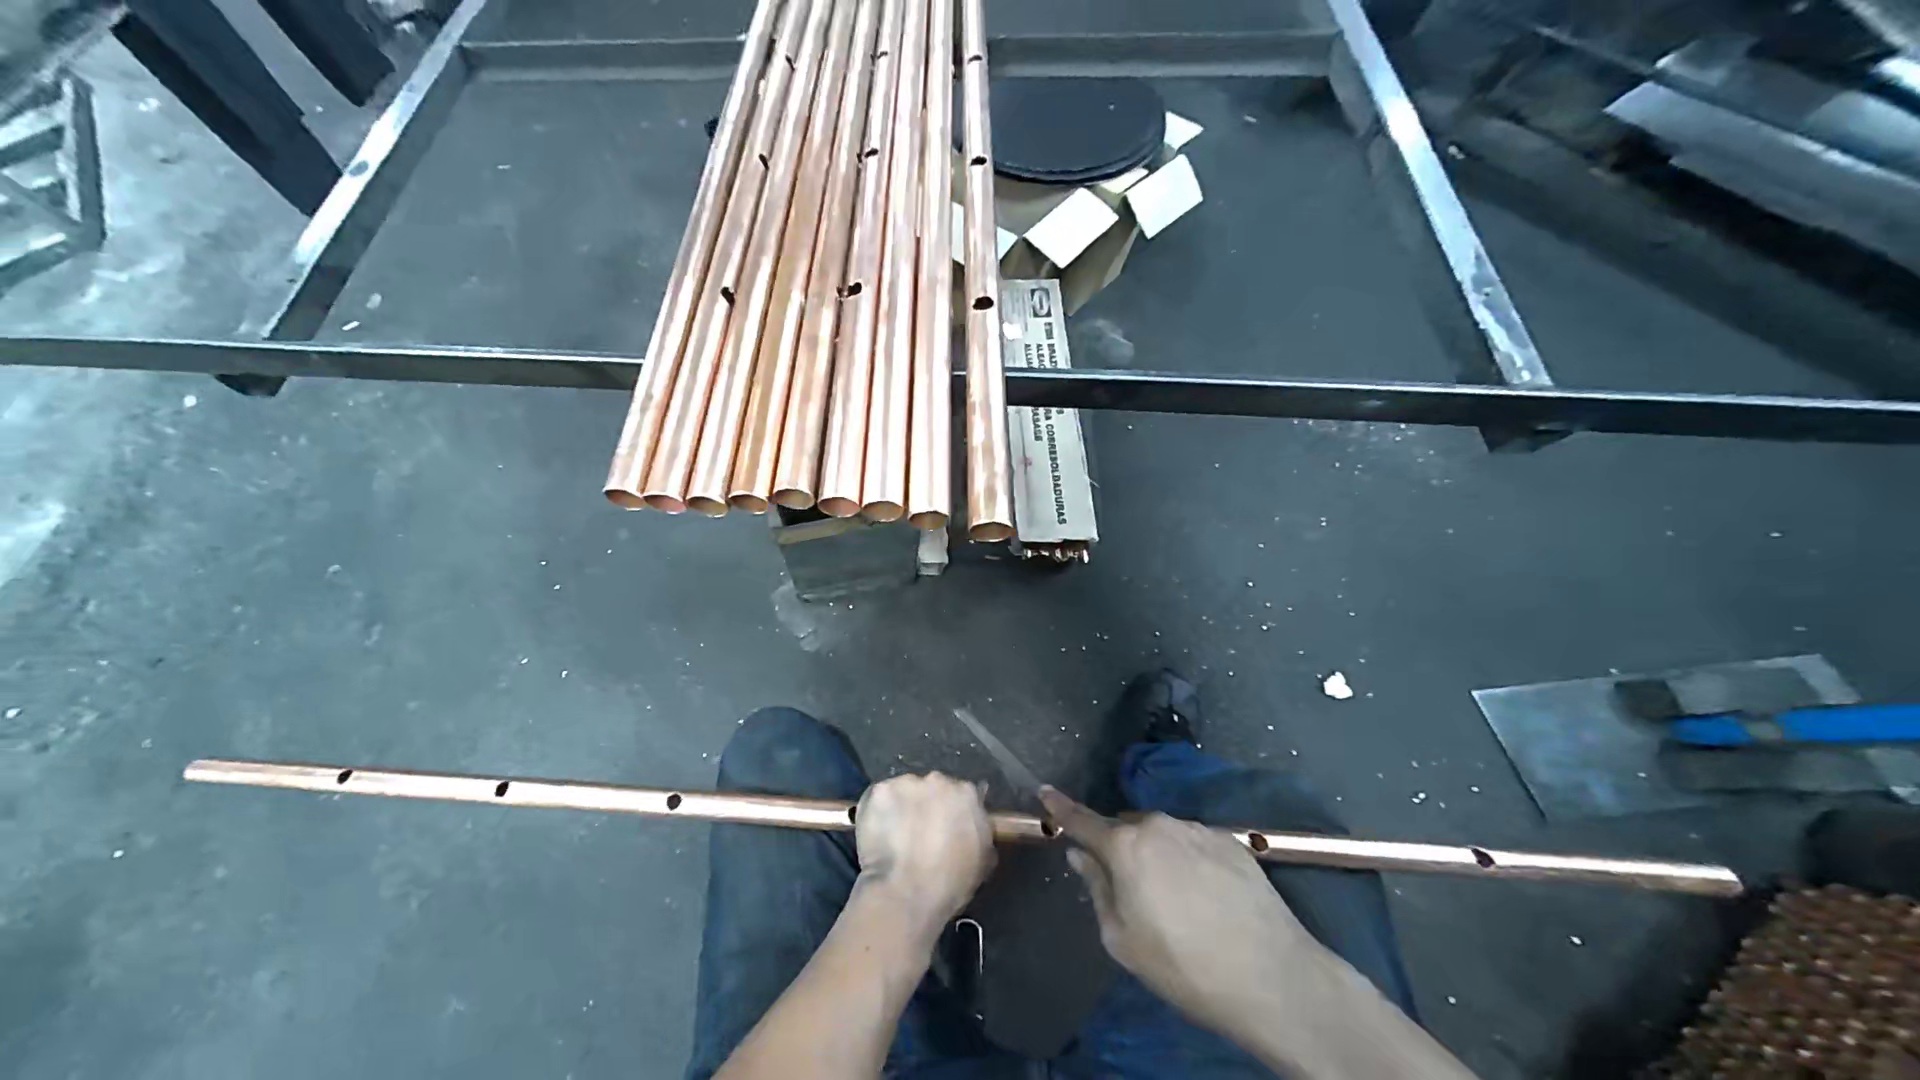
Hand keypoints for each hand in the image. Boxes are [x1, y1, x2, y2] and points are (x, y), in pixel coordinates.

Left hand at [854, 773, 994, 929]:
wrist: (905, 893)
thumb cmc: (950, 884)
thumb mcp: (982, 862)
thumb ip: (981, 834)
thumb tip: (976, 825)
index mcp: (968, 795)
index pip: (962, 795)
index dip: (952, 813)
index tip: (945, 829)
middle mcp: (939, 780)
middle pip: (933, 788)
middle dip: (927, 806)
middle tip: (920, 833)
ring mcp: (906, 783)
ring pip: (905, 791)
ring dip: (903, 807)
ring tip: (895, 836)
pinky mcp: (878, 791)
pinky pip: (880, 799)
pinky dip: (879, 812)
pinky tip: (878, 833)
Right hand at [1040, 786, 1332, 1036]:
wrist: (1273, 977)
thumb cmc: (1184, 965)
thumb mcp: (1122, 939)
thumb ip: (1096, 888)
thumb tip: (1081, 855)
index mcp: (1126, 846)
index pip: (1082, 819)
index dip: (1060, 806)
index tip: (1044, 790)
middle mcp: (1159, 824)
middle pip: (1125, 829)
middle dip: (1119, 848)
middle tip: (1129, 891)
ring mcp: (1198, 829)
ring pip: (1161, 834)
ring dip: (1155, 855)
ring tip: (1174, 901)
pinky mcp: (1231, 842)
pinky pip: (1193, 843)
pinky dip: (1187, 860)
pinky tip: (1205, 898)